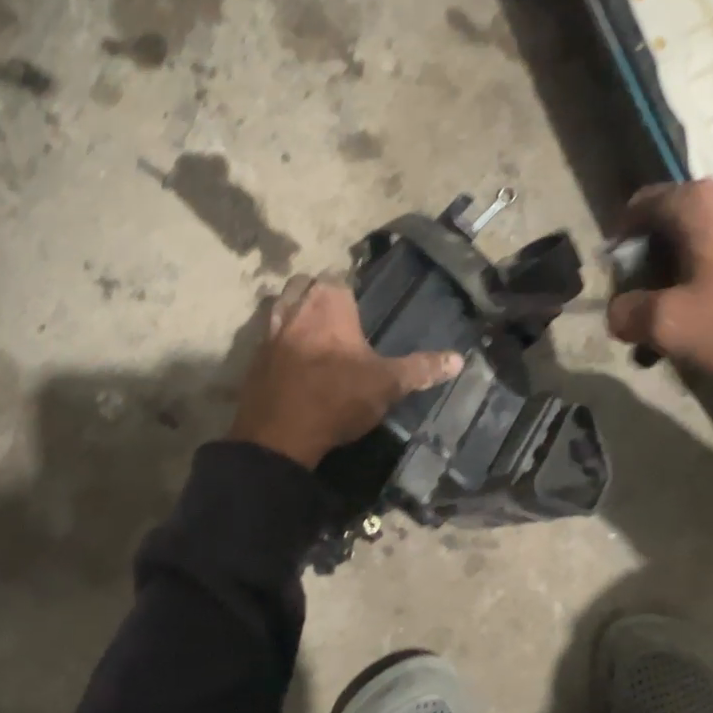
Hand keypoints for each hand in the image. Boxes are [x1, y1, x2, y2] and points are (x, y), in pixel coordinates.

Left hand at [230, 276, 462, 467]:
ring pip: (282, 305)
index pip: (340, 278)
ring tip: (314, 334)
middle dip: (319, 295)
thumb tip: (459, 359)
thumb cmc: (338, 398)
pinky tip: (293, 359)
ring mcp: (269, 329)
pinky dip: (279, 340)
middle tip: (339, 320)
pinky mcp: (253, 356)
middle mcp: (296, 305)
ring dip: (295, 312)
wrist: (280, 434)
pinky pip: (268, 336)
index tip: (361, 308)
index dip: (351, 291)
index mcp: (330, 302)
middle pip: (306, 285)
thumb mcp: (387, 385)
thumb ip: (422, 368)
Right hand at [607, 180, 712, 408]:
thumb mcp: (672, 326)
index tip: (617, 287)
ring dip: (684, 280)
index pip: (638, 206)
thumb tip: (618, 312)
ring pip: (705, 243)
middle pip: (671, 225)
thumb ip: (629, 314)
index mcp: (696, 202)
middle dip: (651, 270)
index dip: (619, 246)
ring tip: (682, 327)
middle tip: (647, 315)